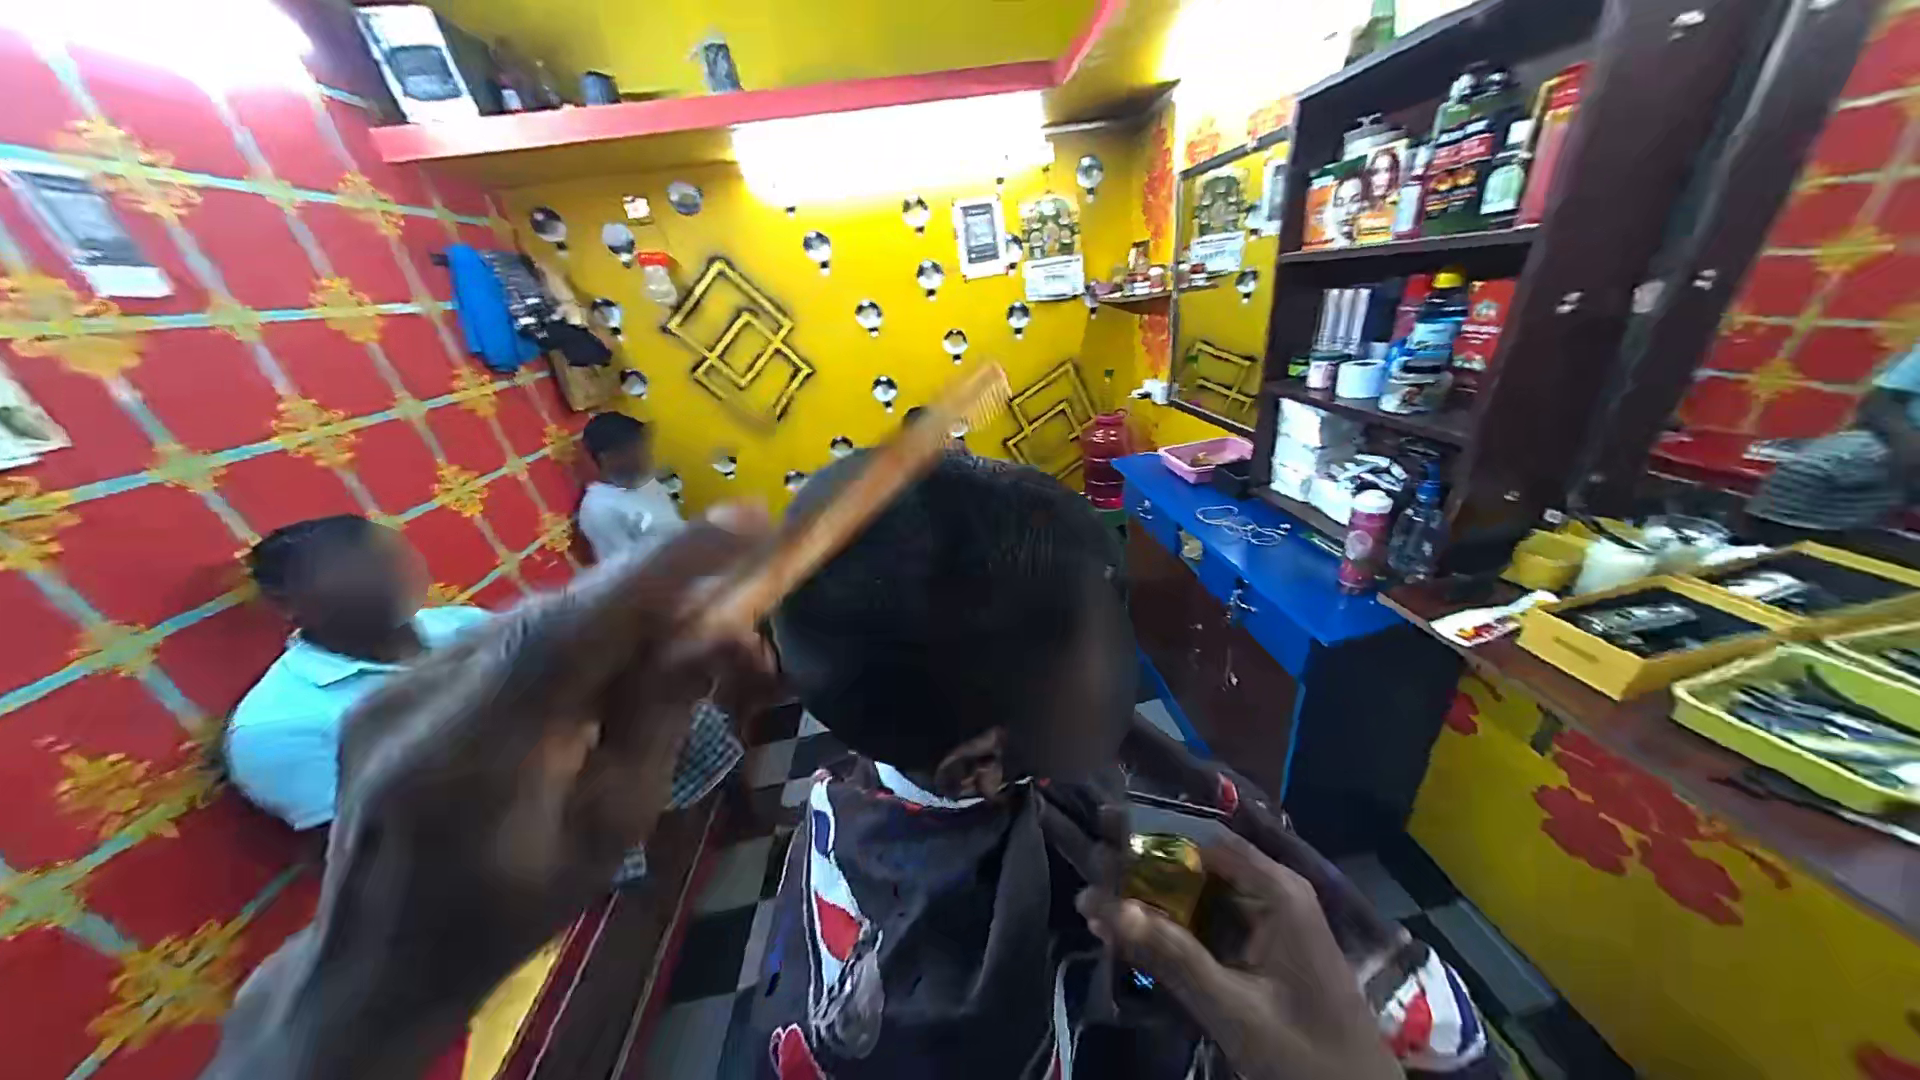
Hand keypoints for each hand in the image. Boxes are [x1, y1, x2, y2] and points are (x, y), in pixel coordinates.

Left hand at [204, 510, 774, 1079]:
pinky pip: (518, 632)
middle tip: (736, 605)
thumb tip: (717, 628)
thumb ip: (662, 714)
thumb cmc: (521, 905)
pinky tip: (611, 666)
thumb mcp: (617, 822)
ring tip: (687, 645)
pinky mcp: (402, 676)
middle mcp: (425, 694)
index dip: (667, 564)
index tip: (746, 521)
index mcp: (479, 752)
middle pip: (572, 608)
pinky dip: (584, 635)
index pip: (582, 625)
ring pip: (548, 614)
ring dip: (628, 618)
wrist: (382, 960)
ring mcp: (401, 679)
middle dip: (667, 592)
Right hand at [1077, 832, 1401, 1079]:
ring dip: (1148, 898)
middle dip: (1141, 867)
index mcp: (1276, 890)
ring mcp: (1265, 919)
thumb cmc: (1307, 1058)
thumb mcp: (1236, 1009)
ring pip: (1195, 891)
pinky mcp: (1257, 947)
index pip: (1203, 839)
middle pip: (1195, 861)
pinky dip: (1167, 926)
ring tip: (1097, 906)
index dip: (1151, 832)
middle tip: (1090, 871)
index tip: (1102, 831)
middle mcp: (1270, 891)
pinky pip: (1204, 921)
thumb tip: (1104, 906)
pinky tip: (1128, 933)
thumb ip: (1172, 955)